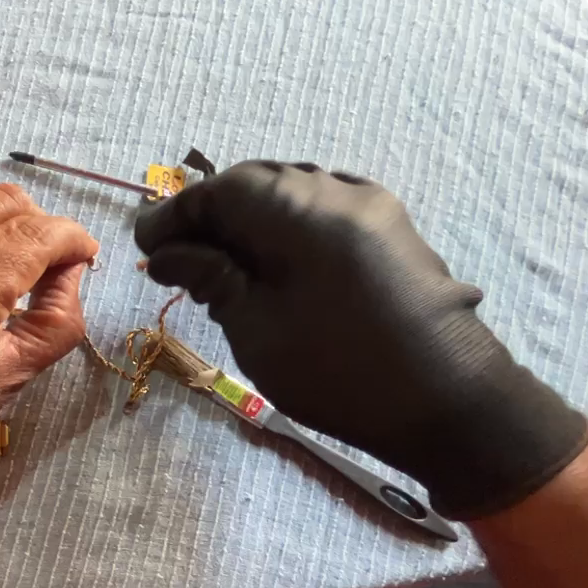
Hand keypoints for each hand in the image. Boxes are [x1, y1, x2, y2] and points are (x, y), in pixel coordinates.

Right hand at [134, 161, 587, 517]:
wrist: (444, 403)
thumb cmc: (335, 370)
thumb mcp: (254, 326)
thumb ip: (209, 276)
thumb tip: (166, 252)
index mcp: (304, 214)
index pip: (223, 188)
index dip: (175, 214)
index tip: (143, 248)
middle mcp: (341, 194)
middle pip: (255, 183)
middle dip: (205, 216)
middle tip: (169, 258)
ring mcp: (370, 210)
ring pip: (286, 195)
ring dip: (239, 223)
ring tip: (207, 266)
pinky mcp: (385, 233)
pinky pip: (316, 211)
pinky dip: (275, 229)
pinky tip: (257, 265)